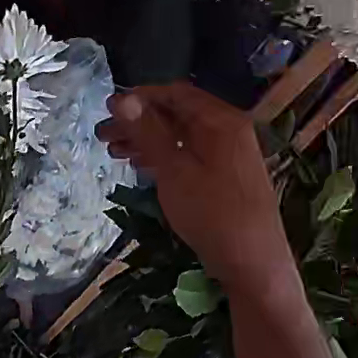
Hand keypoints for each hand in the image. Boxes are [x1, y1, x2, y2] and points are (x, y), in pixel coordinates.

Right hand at [96, 82, 294, 298]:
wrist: (254, 264)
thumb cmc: (212, 213)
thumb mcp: (174, 170)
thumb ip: (148, 132)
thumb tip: (121, 98)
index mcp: (221, 120)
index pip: (176, 93)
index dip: (140, 97)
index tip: (108, 109)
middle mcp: (228, 130)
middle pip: (177, 115)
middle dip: (139, 122)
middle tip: (103, 136)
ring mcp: (229, 154)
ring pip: (181, 137)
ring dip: (147, 141)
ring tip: (114, 153)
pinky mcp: (225, 176)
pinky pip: (190, 155)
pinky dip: (164, 157)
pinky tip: (141, 167)